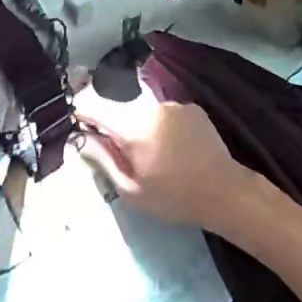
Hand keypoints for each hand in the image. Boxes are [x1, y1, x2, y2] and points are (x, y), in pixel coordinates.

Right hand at [76, 93, 256, 232]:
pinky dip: (162, 126)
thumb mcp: (130, 190)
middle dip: (116, 127)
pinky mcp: (192, 107)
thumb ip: (102, 159)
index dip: (83, 111)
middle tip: (123, 156)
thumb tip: (80, 137)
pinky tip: (174, 148)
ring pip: (144, 112)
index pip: (96, 106)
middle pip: (122, 109)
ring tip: (154, 157)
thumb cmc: (173, 197)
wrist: (223, 190)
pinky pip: (166, 113)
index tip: (78, 123)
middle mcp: (154, 107)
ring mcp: (175, 105)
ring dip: (141, 127)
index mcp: (134, 128)